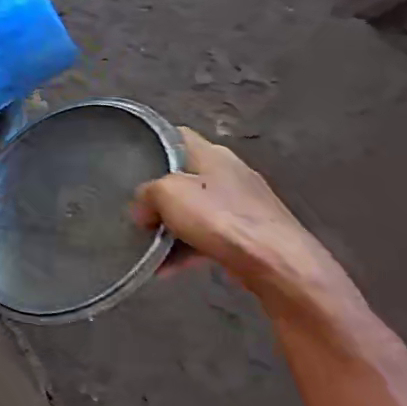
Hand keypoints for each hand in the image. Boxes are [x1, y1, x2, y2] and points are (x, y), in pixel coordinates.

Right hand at [132, 126, 347, 308]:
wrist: (276, 262)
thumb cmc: (219, 217)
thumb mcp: (167, 194)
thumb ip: (146, 195)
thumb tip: (142, 210)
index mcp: (212, 153)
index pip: (176, 137)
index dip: (152, 145)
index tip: (130, 162)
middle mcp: (229, 173)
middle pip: (184, 177)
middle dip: (158, 196)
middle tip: (137, 212)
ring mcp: (242, 205)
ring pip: (195, 210)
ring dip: (170, 227)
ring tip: (147, 247)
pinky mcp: (248, 234)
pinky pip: (208, 236)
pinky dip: (187, 249)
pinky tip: (166, 268)